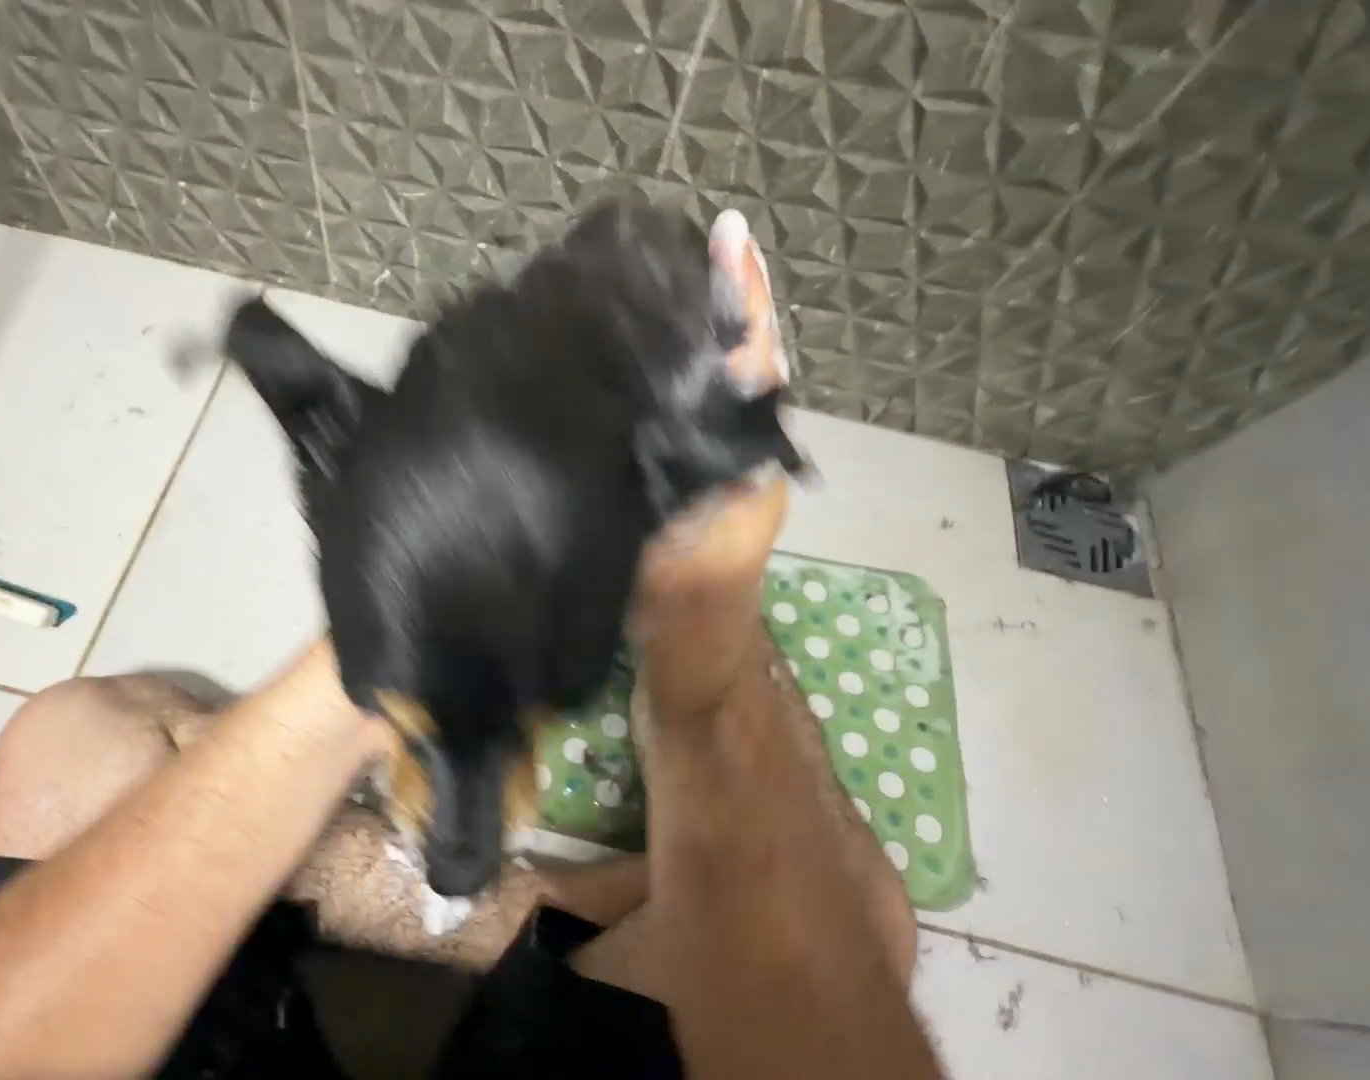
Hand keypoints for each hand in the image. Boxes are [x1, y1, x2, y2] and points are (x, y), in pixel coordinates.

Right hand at [635, 212, 789, 617]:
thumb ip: (721, 450)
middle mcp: (731, 432)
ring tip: (651, 272)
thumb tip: (724, 374)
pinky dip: (653, 365)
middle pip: (731, 350)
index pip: (752, 346)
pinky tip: (618, 344)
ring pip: (699, 373)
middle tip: (680, 236)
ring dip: (684, 324)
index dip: (742, 291)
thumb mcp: (714, 513)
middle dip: (714, 295)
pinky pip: (666, 400)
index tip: (726, 232)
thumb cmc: (699, 578)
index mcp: (750, 434)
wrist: (684, 630)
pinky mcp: (670, 465)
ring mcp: (701, 448)